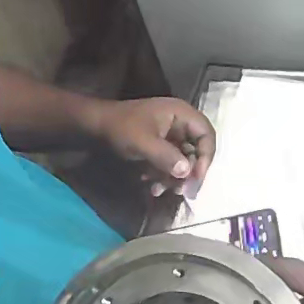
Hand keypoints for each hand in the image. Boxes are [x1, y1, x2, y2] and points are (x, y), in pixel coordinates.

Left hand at [91, 97, 214, 197]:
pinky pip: (171, 163)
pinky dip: (164, 176)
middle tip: (179, 190)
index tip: (196, 177)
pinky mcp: (162, 146)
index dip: (205, 157)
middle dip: (188, 173)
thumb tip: (187, 172)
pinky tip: (152, 185)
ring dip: (174, 178)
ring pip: (183, 161)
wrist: (97, 126)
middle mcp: (180, 123)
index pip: (207, 135)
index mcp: (181, 114)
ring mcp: (171, 135)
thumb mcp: (143, 142)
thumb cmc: (121, 127)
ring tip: (159, 189)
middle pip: (197, 150)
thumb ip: (166, 156)